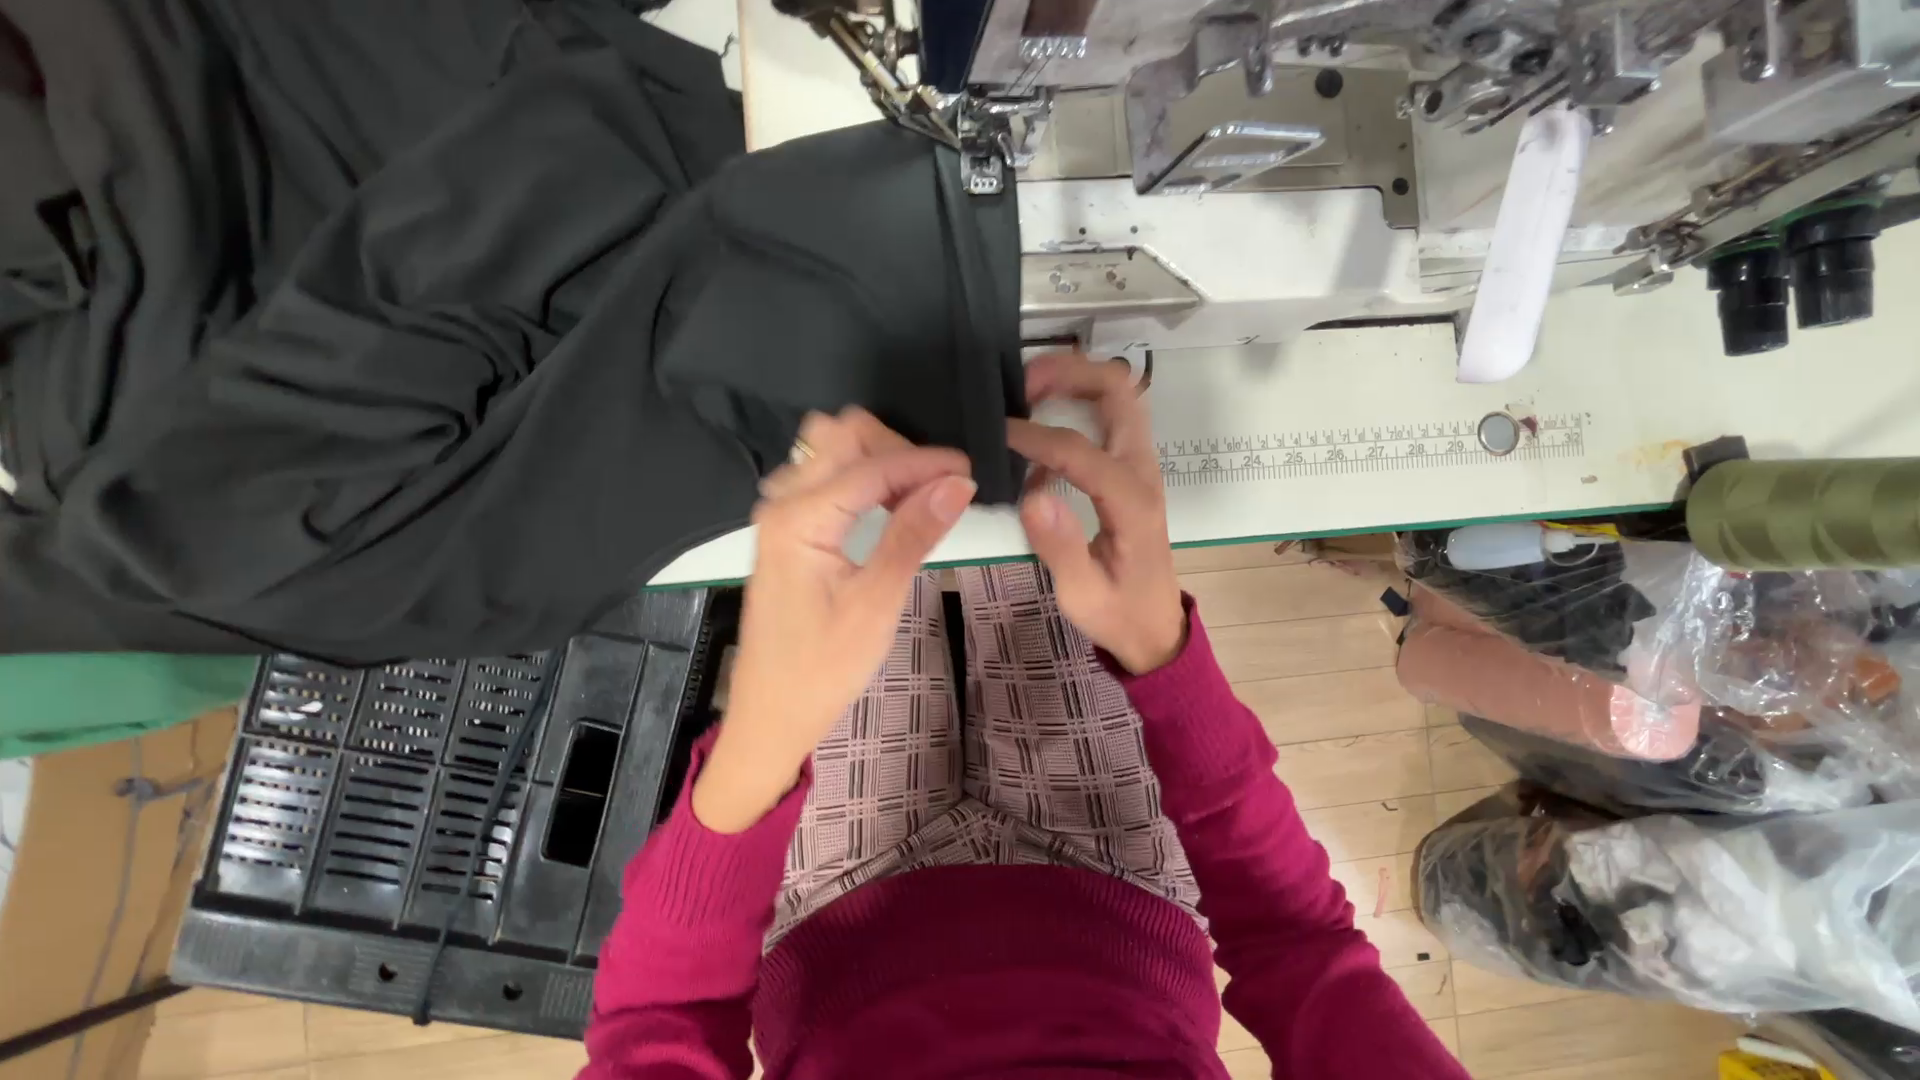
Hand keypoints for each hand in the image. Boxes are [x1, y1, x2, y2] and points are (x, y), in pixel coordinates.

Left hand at [693, 408, 974, 832]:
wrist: (772, 713)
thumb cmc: (822, 668)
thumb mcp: (875, 604)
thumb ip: (913, 536)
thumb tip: (958, 484)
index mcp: (799, 518)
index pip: (872, 466)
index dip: (926, 462)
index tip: (972, 472)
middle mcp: (781, 503)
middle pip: (842, 436)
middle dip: (896, 449)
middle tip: (938, 489)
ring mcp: (779, 515)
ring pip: (829, 451)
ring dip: (875, 459)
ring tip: (915, 498)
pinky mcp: (786, 530)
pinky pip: (822, 478)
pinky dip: (858, 478)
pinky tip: (885, 508)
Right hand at [1008, 353, 1186, 674]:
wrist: (1155, 627)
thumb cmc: (1118, 612)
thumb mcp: (1082, 594)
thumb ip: (1060, 547)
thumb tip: (1032, 496)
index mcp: (1132, 503)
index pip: (1080, 450)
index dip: (1035, 437)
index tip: (996, 435)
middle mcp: (1142, 471)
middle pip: (1118, 392)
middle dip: (1069, 373)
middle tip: (1021, 385)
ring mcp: (1140, 465)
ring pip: (1116, 396)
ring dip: (1074, 380)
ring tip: (1025, 392)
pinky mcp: (1130, 469)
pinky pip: (1107, 418)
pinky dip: (1074, 406)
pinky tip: (1036, 437)